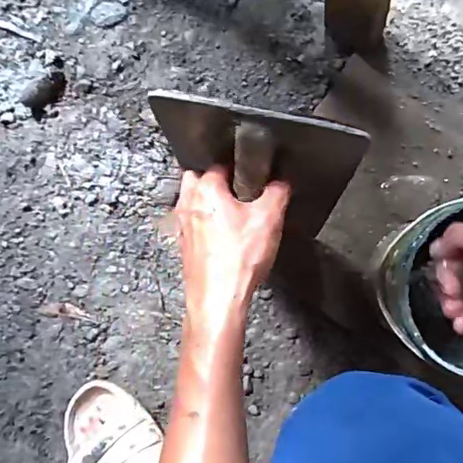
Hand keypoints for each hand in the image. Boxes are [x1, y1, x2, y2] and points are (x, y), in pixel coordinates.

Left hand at [175, 168, 289, 328]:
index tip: (254, 178)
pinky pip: (195, 224)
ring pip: (195, 201)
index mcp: (204, 188)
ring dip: (212, 204)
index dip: (241, 168)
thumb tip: (281, 182)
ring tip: (236, 215)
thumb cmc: (237, 260)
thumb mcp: (270, 219)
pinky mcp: (184, 245)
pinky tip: (226, 238)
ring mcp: (181, 225)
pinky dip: (208, 225)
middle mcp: (187, 203)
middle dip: (219, 182)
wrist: (217, 300)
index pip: (221, 162)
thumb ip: (278, 192)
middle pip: (200, 178)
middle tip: (241, 193)